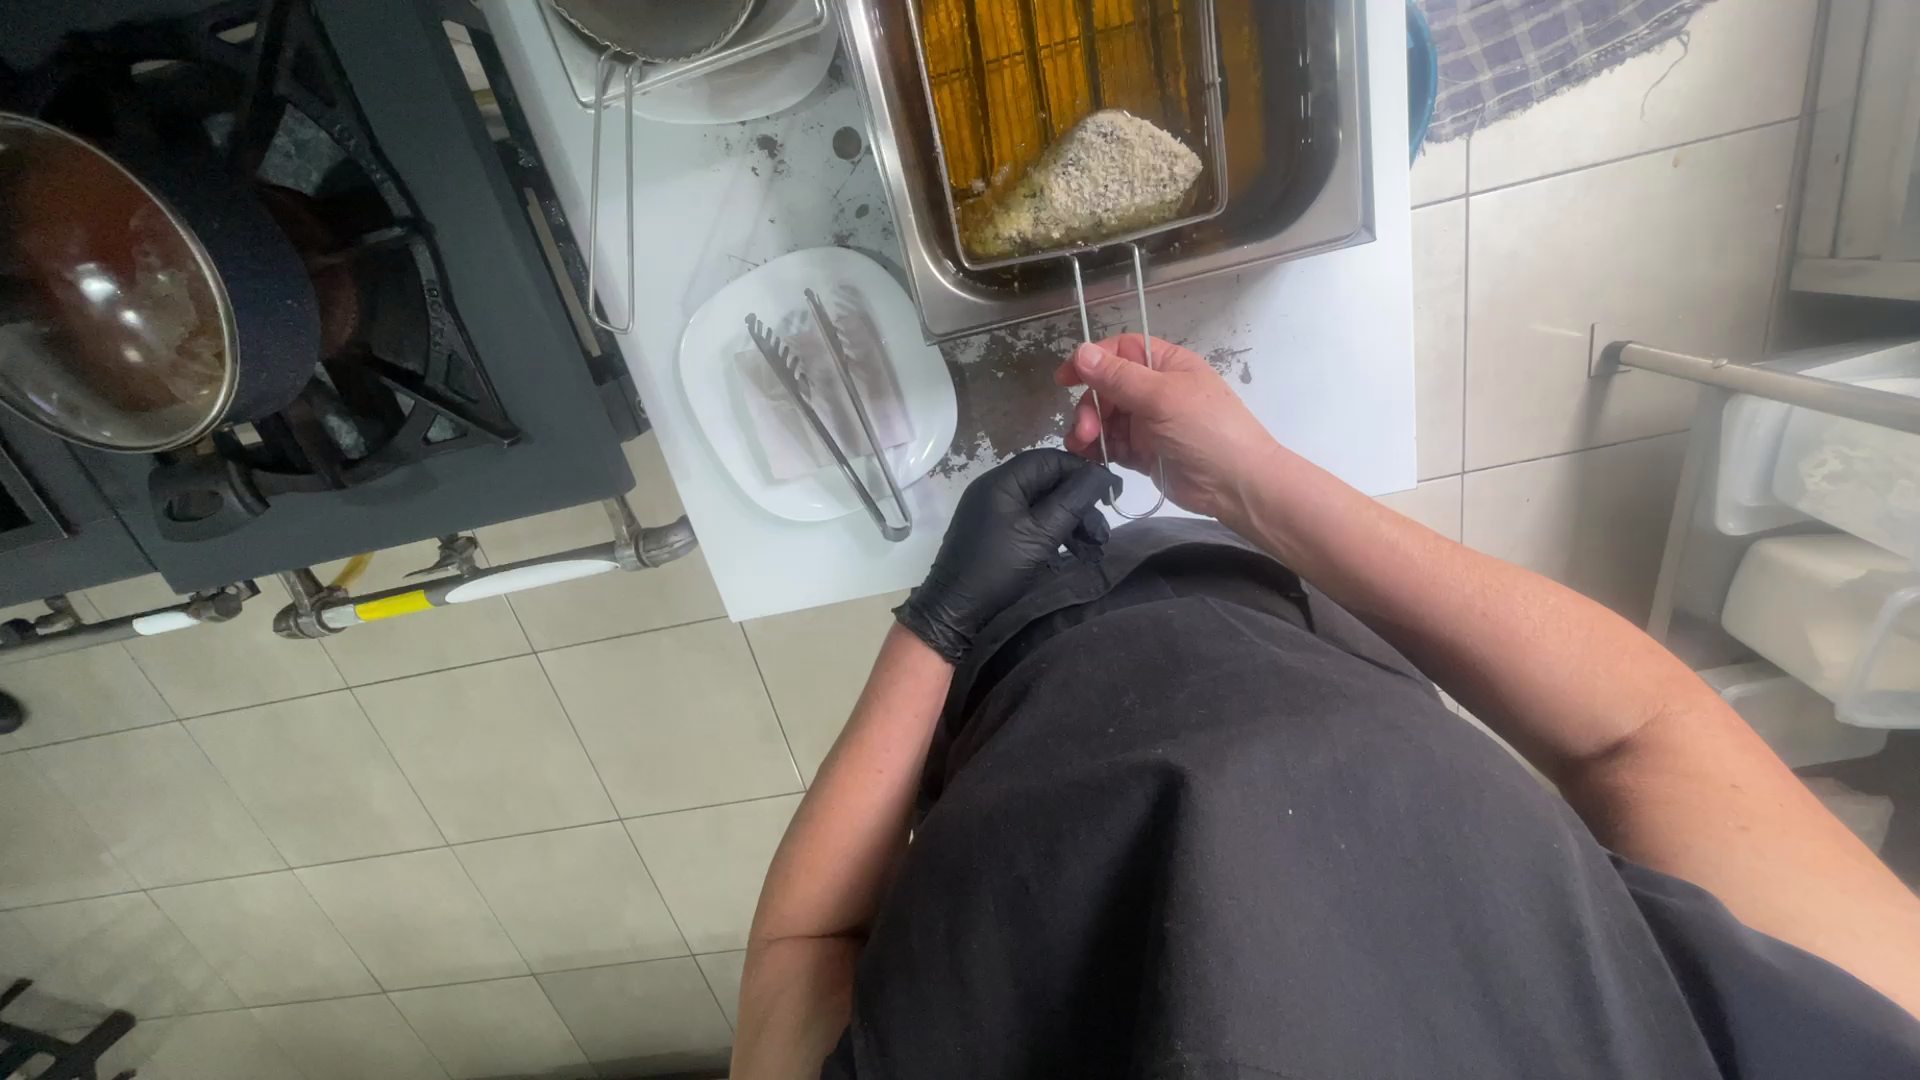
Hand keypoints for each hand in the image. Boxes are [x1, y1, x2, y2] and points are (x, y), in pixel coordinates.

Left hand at [895, 448, 1116, 663]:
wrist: (955, 609)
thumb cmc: (997, 568)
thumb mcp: (1041, 534)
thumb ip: (1073, 500)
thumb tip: (1102, 473)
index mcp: (1002, 481)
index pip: (1051, 460)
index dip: (1084, 473)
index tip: (1112, 493)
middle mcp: (996, 488)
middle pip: (1049, 484)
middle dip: (1080, 506)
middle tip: (1103, 533)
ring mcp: (994, 510)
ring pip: (1044, 505)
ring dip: (1072, 524)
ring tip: (1094, 550)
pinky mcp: (996, 530)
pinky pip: (1031, 522)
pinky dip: (1054, 534)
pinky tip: (1074, 552)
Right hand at [1053, 334, 1278, 520]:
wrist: (1235, 485)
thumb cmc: (1206, 430)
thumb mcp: (1161, 397)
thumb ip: (1118, 377)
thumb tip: (1081, 352)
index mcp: (1165, 366)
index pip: (1120, 352)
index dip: (1091, 361)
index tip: (1064, 380)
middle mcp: (1154, 391)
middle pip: (1106, 389)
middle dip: (1090, 408)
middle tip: (1084, 431)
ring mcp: (1148, 423)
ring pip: (1105, 419)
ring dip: (1088, 431)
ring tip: (1082, 447)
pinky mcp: (1144, 453)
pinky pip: (1111, 446)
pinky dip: (1097, 450)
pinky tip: (1090, 458)